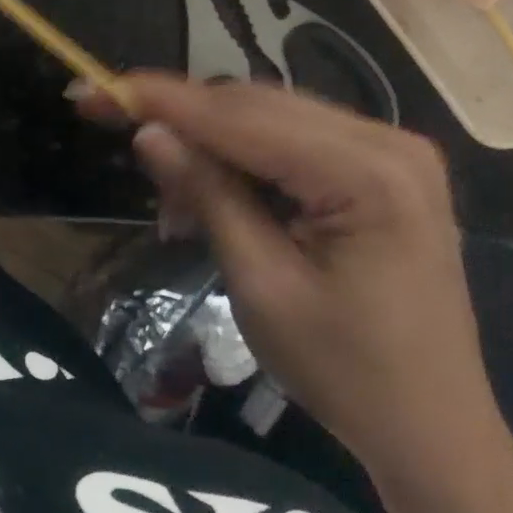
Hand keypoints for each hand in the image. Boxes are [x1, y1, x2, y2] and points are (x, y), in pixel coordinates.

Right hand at [75, 74, 512, 512]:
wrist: (427, 423)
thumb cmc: (341, 363)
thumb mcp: (259, 280)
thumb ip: (207, 194)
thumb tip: (147, 132)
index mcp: (367, 177)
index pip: (236, 117)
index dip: (154, 99)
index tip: (85, 90)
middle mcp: (388, 147)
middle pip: (249, 103)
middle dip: (171, 112)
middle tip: (100, 120)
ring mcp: (390, 157)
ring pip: (262, 113)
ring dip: (199, 137)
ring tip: (164, 192)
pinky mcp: (380, 172)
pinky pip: (285, 136)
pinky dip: (232, 152)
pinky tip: (204, 189)